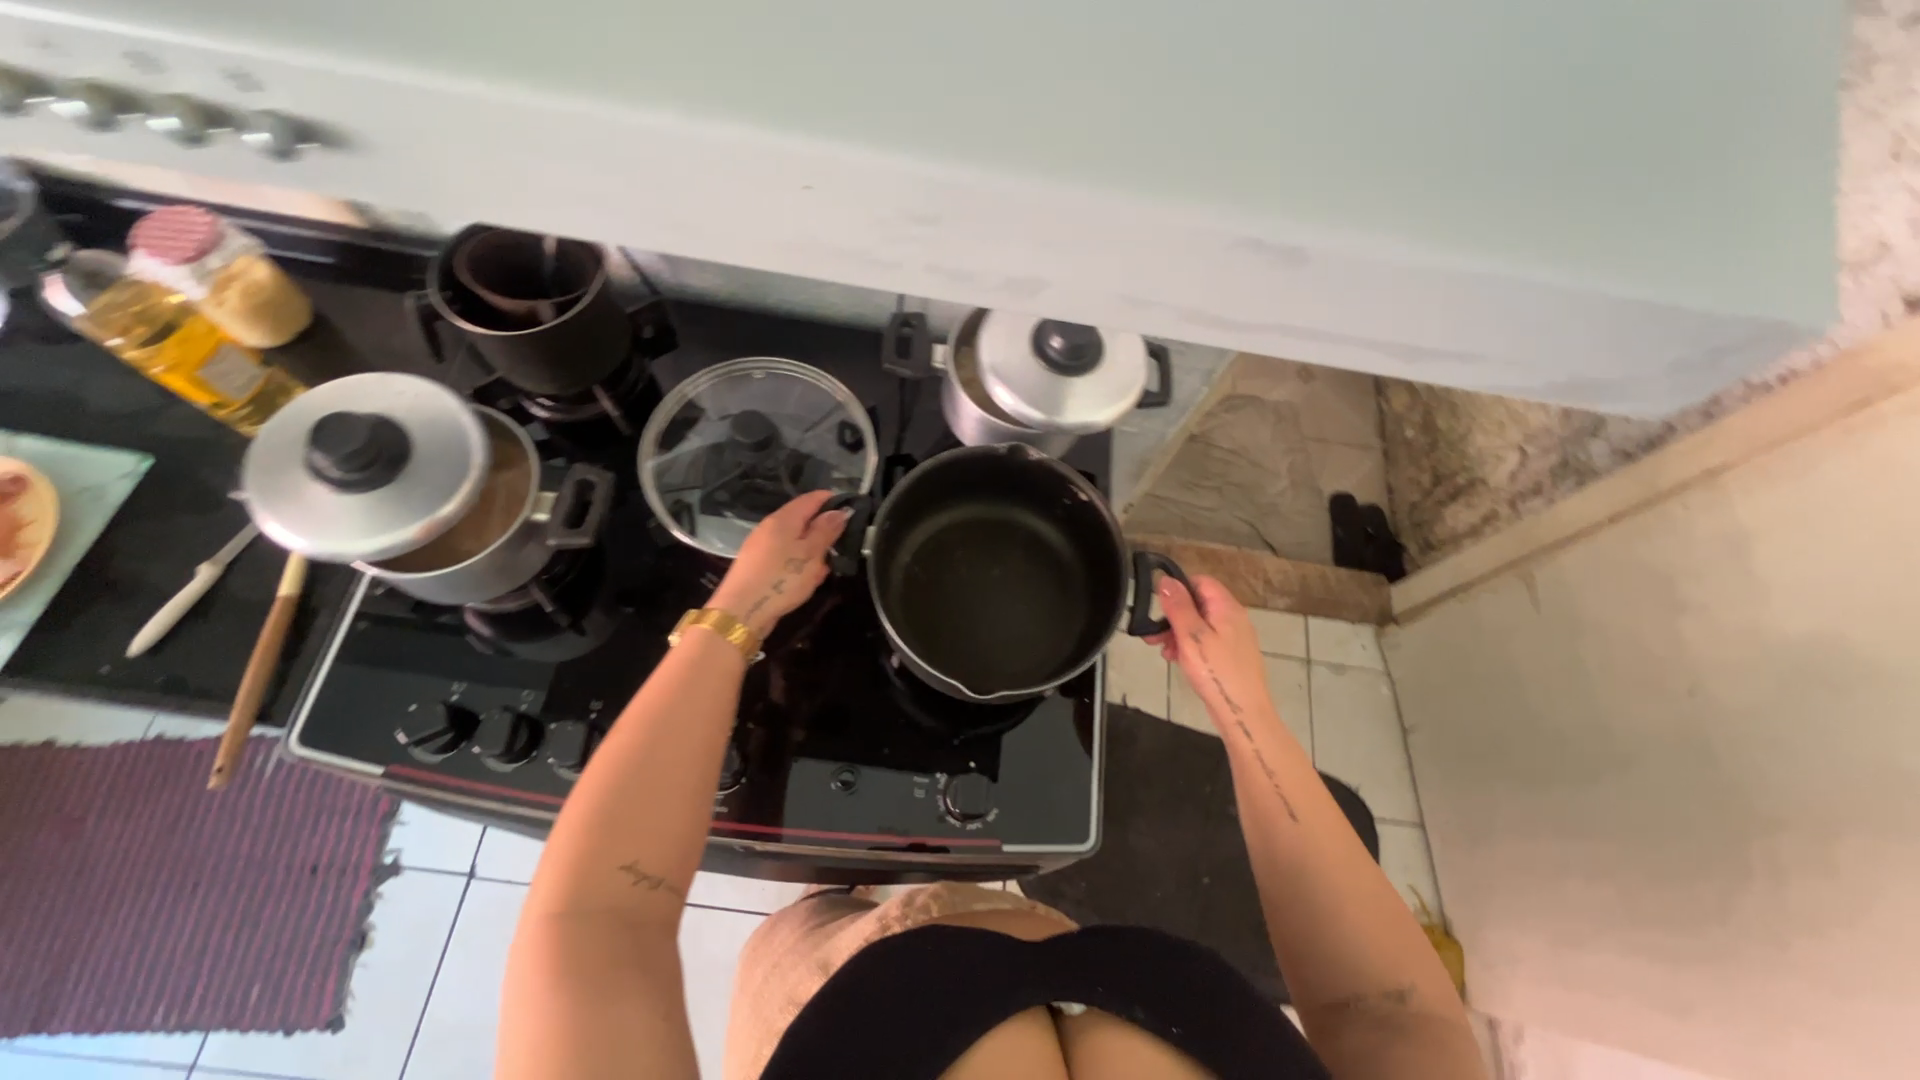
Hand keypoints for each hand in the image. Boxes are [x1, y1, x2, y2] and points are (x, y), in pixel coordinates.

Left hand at [707, 491, 850, 637]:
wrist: (741, 611)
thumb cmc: (781, 579)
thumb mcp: (811, 554)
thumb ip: (826, 530)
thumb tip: (840, 510)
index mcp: (784, 518)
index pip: (812, 498)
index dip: (833, 501)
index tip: (852, 511)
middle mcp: (770, 526)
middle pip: (802, 519)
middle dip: (823, 530)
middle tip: (843, 545)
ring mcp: (761, 545)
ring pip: (795, 539)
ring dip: (813, 550)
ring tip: (826, 567)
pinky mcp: (758, 564)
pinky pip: (785, 555)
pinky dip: (799, 562)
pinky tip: (806, 579)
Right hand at [1145, 575, 1275, 735]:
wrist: (1242, 712)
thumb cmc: (1216, 671)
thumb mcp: (1191, 636)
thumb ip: (1178, 606)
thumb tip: (1166, 580)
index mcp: (1227, 608)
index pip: (1201, 582)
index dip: (1179, 589)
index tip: (1159, 606)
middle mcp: (1234, 618)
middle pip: (1199, 604)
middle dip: (1173, 616)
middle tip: (1153, 634)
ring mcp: (1234, 638)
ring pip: (1200, 625)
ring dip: (1178, 633)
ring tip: (1163, 651)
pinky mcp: (1231, 656)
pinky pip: (1206, 642)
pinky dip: (1190, 646)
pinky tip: (1177, 660)